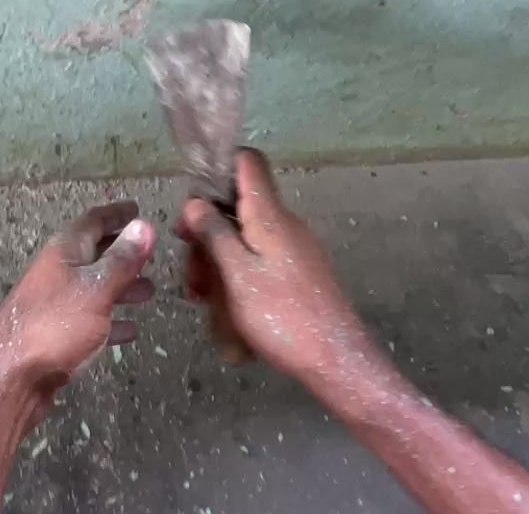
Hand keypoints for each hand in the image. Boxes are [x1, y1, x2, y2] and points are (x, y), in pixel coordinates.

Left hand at [0, 200, 155, 423]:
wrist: (12, 376)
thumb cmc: (56, 325)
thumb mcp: (95, 289)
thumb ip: (121, 260)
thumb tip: (144, 225)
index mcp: (64, 251)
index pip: (93, 221)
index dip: (116, 214)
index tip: (136, 209)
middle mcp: (57, 270)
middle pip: (93, 252)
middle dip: (121, 252)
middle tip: (149, 254)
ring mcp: (54, 302)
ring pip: (93, 286)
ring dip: (120, 286)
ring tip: (149, 291)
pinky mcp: (56, 333)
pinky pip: (90, 318)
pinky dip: (111, 319)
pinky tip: (130, 330)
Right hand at [177, 150, 377, 386]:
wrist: (340, 365)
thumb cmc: (283, 317)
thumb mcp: (237, 275)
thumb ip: (214, 233)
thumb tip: (193, 201)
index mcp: (269, 215)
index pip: (247, 162)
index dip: (217, 166)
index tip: (192, 197)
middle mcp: (284, 223)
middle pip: (237, 205)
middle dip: (206, 229)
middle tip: (189, 265)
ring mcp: (293, 249)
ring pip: (244, 235)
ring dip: (217, 257)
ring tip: (201, 295)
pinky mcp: (298, 272)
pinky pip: (258, 257)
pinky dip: (236, 271)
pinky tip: (224, 304)